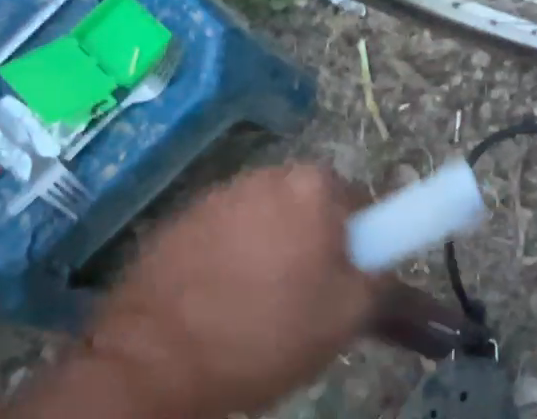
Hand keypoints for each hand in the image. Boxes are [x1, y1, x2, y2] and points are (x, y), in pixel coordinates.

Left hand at [75, 165, 376, 417]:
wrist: (151, 363)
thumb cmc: (263, 333)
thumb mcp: (346, 318)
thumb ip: (382, 278)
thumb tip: (385, 262)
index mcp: (315, 185)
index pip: (359, 202)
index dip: (357, 244)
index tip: (341, 282)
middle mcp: (268, 173)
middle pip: (309, 206)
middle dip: (311, 243)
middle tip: (303, 299)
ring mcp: (217, 195)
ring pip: (264, 219)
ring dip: (267, 249)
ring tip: (255, 305)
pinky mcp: (177, 222)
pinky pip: (222, 234)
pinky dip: (226, 259)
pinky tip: (217, 303)